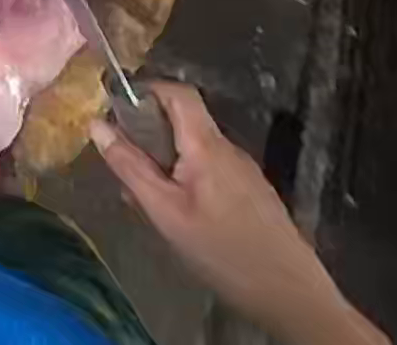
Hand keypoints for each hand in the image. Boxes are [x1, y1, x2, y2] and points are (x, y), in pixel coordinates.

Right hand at [93, 82, 385, 344]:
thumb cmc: (225, 252)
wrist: (301, 307)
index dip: (145, 88)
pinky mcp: (253, 196)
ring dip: (162, 159)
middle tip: (124, 163)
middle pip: (180, 121)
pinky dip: (183, 176)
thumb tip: (95, 124)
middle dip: (145, 133)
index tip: (116, 107)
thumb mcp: (164, 210)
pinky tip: (178, 212)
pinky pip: (209, 169)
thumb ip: (128, 164)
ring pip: (192, 148)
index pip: (178, 93)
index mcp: (207, 146)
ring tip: (147, 195)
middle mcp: (229, 151)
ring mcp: (245, 174)